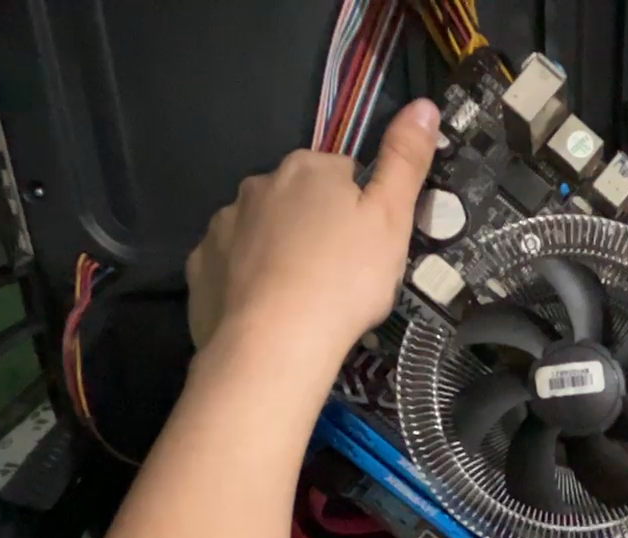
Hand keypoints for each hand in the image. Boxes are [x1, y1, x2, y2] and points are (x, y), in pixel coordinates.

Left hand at [185, 99, 438, 372]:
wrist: (275, 342)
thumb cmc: (345, 280)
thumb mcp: (392, 220)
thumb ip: (406, 162)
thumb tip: (425, 106)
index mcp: (309, 169)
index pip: (345, 175)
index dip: (363, 211)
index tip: (372, 248)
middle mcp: (259, 185)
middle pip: (301, 201)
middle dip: (320, 229)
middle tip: (344, 278)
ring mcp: (225, 225)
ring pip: (265, 231)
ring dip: (284, 254)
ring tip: (307, 299)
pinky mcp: (202, 266)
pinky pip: (233, 266)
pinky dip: (251, 282)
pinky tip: (272, 311)